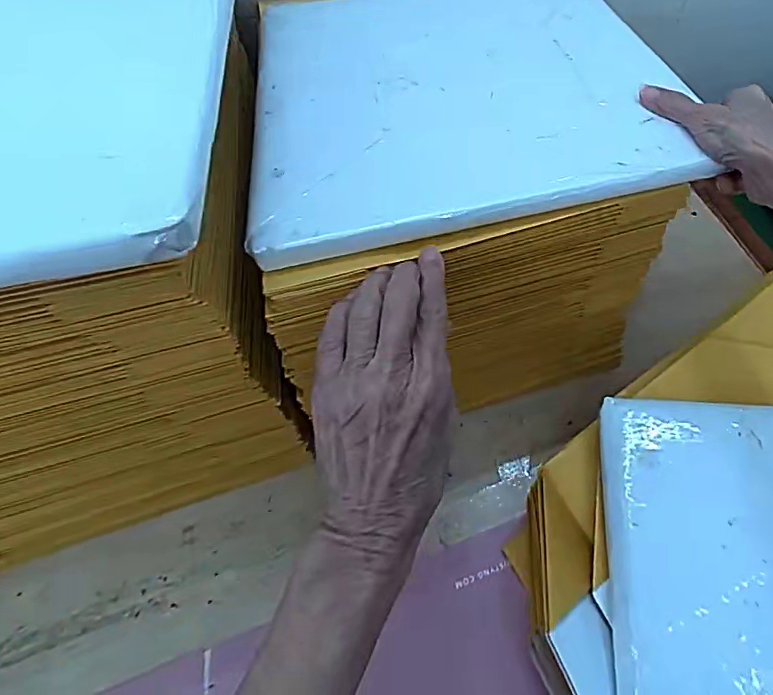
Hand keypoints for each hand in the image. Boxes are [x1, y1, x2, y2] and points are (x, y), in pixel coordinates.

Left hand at [311, 247, 455, 569]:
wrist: (368, 516)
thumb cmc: (419, 473)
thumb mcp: (446, 419)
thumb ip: (436, 369)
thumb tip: (428, 327)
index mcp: (430, 386)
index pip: (432, 315)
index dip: (432, 278)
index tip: (430, 255)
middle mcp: (392, 376)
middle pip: (397, 304)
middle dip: (404, 275)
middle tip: (406, 266)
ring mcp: (353, 381)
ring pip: (363, 310)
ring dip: (375, 285)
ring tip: (383, 278)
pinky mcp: (325, 388)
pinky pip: (333, 332)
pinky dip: (345, 308)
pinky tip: (355, 302)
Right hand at [639, 83, 772, 208]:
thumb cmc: (750, 139)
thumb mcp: (700, 118)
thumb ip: (674, 106)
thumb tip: (648, 92)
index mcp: (746, 99)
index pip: (715, 103)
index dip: (697, 116)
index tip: (682, 125)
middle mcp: (756, 121)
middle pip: (715, 132)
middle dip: (701, 146)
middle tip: (692, 148)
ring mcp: (759, 148)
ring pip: (721, 156)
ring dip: (711, 165)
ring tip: (710, 167)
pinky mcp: (759, 173)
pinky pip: (729, 176)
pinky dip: (724, 180)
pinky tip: (727, 180)